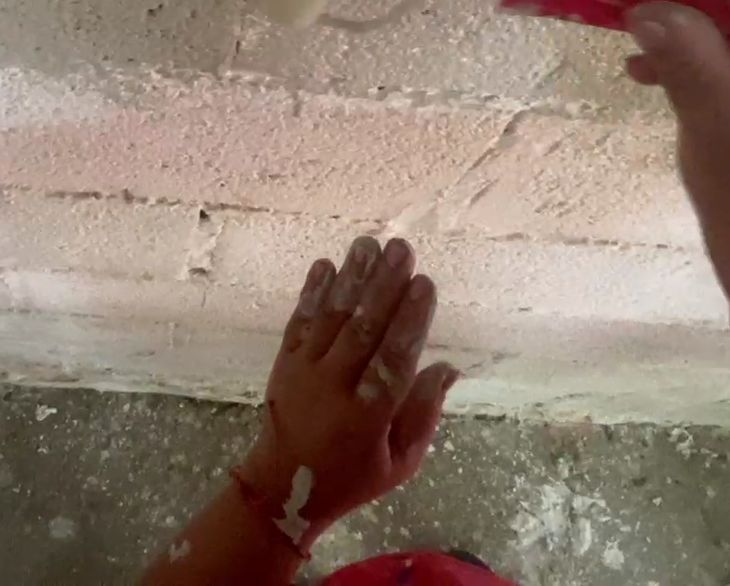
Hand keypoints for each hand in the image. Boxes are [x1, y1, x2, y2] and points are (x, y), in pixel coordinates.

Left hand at [236, 236, 456, 549]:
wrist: (282, 484)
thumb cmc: (351, 475)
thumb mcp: (399, 462)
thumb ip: (423, 413)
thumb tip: (448, 367)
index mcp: (368, 417)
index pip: (394, 361)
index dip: (410, 321)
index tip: (425, 284)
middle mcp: (334, 386)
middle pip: (362, 329)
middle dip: (384, 285)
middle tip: (401, 249)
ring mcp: (305, 369)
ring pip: (331, 317)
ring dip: (350, 278)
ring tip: (367, 244)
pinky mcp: (284, 359)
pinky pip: (300, 320)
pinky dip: (312, 291)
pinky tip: (325, 264)